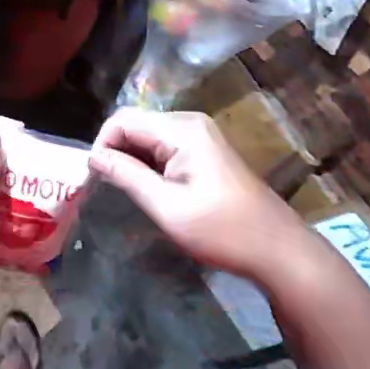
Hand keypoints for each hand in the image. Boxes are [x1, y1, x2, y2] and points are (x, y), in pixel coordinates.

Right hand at [88, 109, 306, 281]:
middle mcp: (189, 123)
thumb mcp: (167, 207)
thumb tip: (93, 156)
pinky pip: (164, 145)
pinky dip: (148, 162)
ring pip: (148, 135)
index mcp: (181, 130)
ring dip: (130, 157)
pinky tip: (147, 187)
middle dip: (114, 149)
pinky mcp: (204, 150)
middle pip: (135, 123)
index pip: (123, 119)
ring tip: (122, 189)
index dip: (102, 144)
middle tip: (103, 186)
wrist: (277, 249)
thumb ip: (127, 176)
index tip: (93, 177)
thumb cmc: (221, 230)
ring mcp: (200, 135)